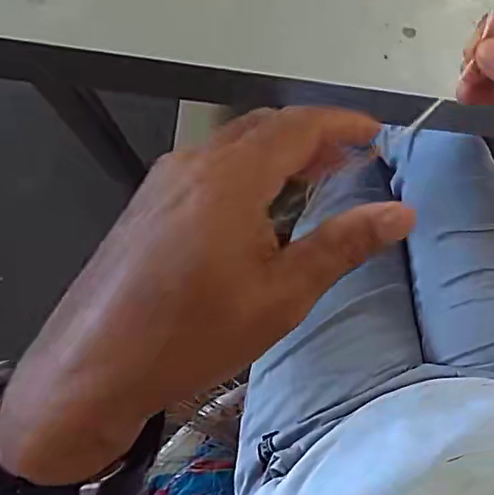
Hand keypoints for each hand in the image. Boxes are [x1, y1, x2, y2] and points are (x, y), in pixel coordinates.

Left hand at [0, 107, 414, 483]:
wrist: (90, 370)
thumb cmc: (195, 333)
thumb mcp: (284, 293)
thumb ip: (344, 244)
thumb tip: (402, 213)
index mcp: (230, 178)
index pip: (299, 126)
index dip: (344, 124)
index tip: (380, 135)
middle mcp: (194, 164)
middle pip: (265, 127)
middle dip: (316, 136)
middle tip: (356, 160)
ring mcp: (165, 182)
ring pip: (236, 144)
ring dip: (283, 152)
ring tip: (320, 179)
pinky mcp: (150, 204)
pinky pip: (213, 166)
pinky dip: (252, 170)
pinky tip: (265, 207)